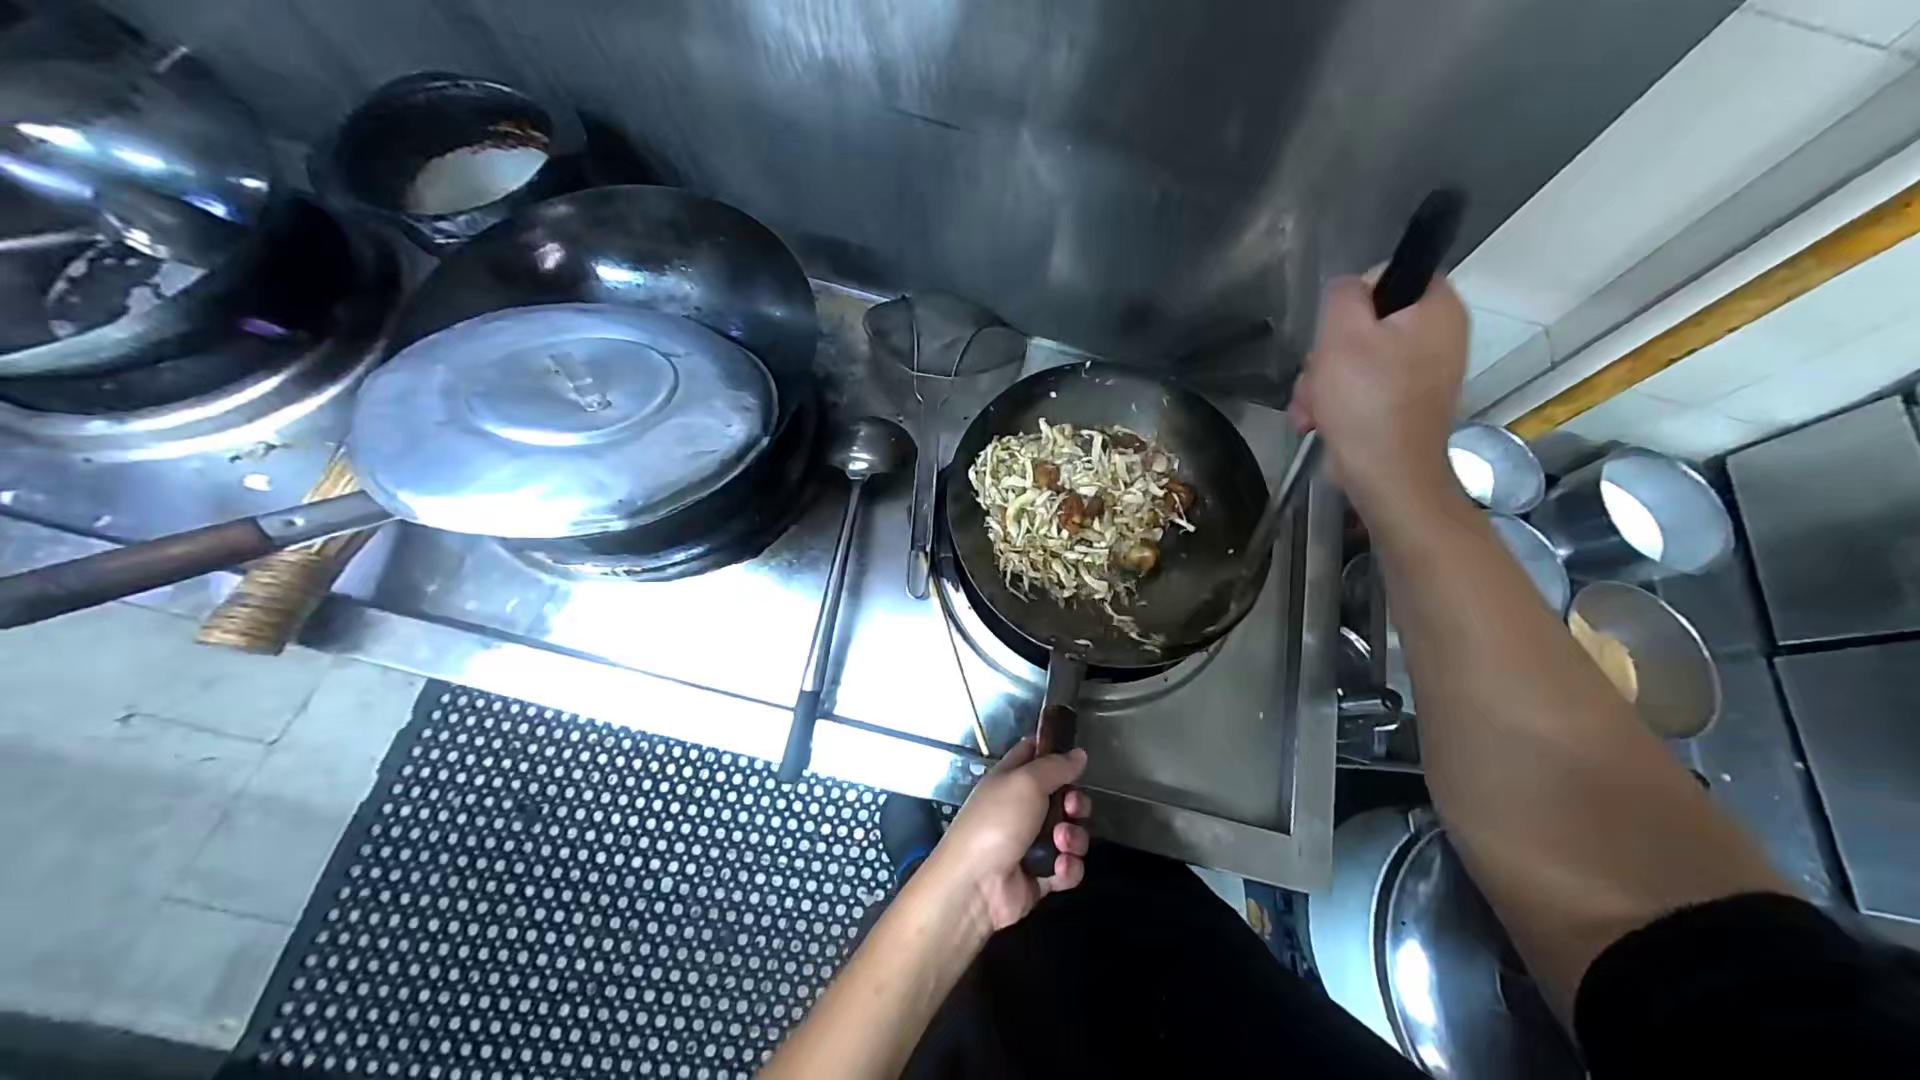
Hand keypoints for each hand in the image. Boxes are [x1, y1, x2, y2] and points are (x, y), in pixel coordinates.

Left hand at [916, 738, 1091, 932]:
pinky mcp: (1041, 875)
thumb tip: (1079, 754)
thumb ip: (1055, 766)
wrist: (976, 885)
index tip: (1075, 759)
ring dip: (1073, 838)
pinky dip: (1067, 868)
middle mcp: (1021, 808)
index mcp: (1010, 779)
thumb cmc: (997, 821)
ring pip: (1070, 832)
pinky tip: (1058, 869)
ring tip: (1061, 843)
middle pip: (1062, 797)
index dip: (1055, 753)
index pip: (1034, 754)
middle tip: (1071, 809)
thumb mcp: (1026, 782)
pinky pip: (1068, 867)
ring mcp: (1032, 843)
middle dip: (1075, 803)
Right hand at [1290, 273, 1470, 519]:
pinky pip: (1360, 388)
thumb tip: (1347, 286)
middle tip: (1319, 375)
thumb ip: (1343, 294)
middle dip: (1328, 353)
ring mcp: (1421, 374)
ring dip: (1322, 382)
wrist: (1386, 474)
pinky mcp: (1402, 404)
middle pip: (1366, 324)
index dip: (1354, 298)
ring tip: (1314, 407)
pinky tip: (1319, 421)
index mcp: (1437, 308)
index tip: (1334, 328)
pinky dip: (1335, 403)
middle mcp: (1438, 336)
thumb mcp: (1342, 334)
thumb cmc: (1367, 400)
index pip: (1391, 274)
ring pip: (1355, 360)